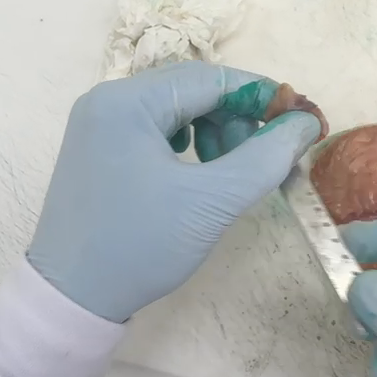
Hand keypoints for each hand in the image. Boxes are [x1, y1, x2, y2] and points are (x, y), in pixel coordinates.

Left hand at [28, 62, 323, 322]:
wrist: (71, 298)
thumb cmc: (141, 245)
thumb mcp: (212, 202)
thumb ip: (266, 157)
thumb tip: (305, 123)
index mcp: (128, 101)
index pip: (211, 78)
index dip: (262, 97)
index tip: (300, 122)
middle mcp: (107, 100)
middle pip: (192, 90)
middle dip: (236, 119)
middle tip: (261, 159)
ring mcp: (97, 123)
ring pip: (175, 109)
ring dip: (214, 132)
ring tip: (228, 173)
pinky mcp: (97, 148)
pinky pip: (154, 129)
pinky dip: (187, 145)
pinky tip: (196, 175)